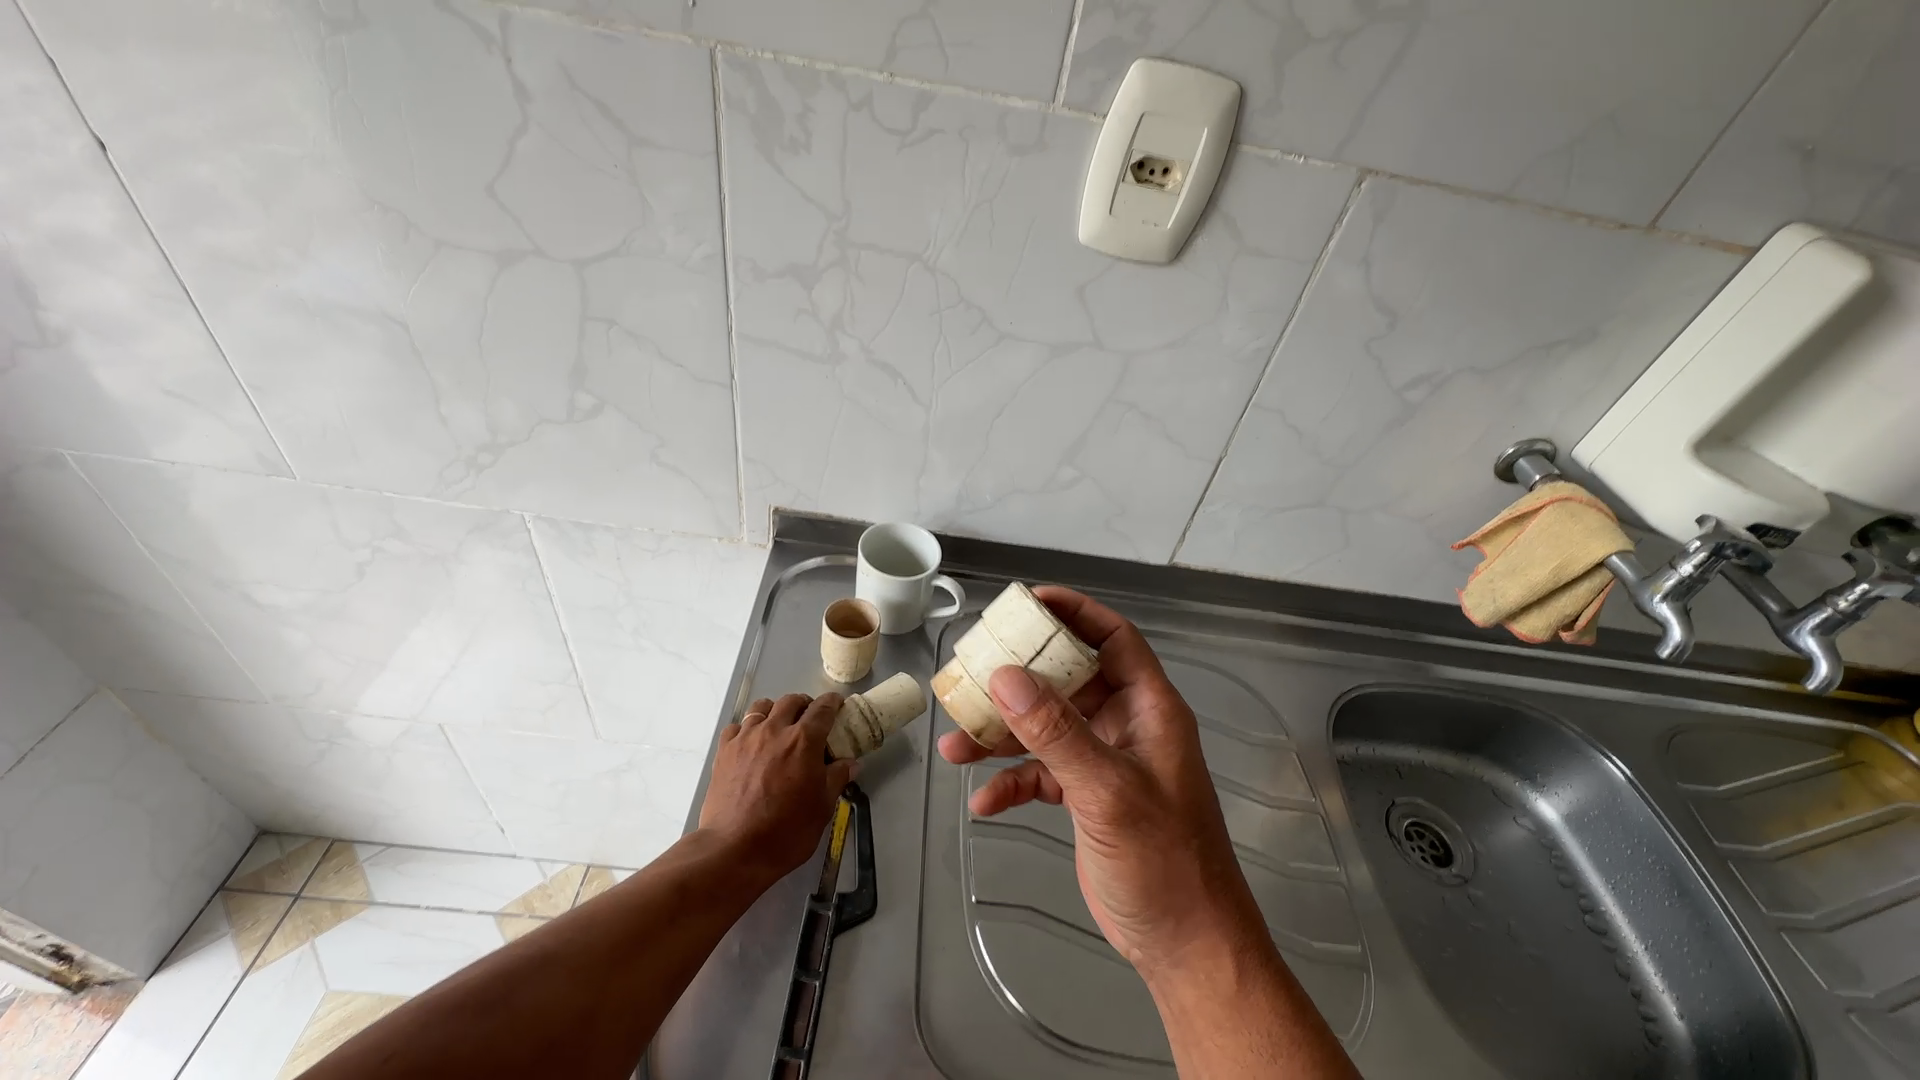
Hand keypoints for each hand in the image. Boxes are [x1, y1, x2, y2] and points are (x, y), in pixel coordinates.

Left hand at [700, 693, 856, 883]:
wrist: (735, 848)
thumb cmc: (787, 831)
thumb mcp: (822, 808)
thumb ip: (836, 779)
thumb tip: (850, 764)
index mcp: (804, 741)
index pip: (822, 709)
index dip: (832, 703)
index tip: (836, 704)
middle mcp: (774, 730)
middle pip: (791, 701)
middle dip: (804, 705)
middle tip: (809, 719)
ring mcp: (746, 738)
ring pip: (762, 707)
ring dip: (775, 711)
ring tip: (779, 726)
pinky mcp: (724, 751)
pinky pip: (737, 726)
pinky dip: (747, 728)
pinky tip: (751, 743)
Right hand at [938, 587, 1267, 978]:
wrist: (1185, 945)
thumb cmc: (1163, 861)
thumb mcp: (1107, 790)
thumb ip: (1056, 732)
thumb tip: (1005, 676)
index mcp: (1148, 710)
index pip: (1113, 639)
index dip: (1074, 613)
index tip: (1027, 603)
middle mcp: (1126, 727)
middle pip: (1068, 681)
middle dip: (1020, 679)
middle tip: (972, 672)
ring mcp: (1105, 764)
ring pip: (1046, 730)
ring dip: (1002, 736)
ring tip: (954, 746)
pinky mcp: (1087, 800)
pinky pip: (1042, 775)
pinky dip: (1012, 783)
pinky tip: (984, 803)